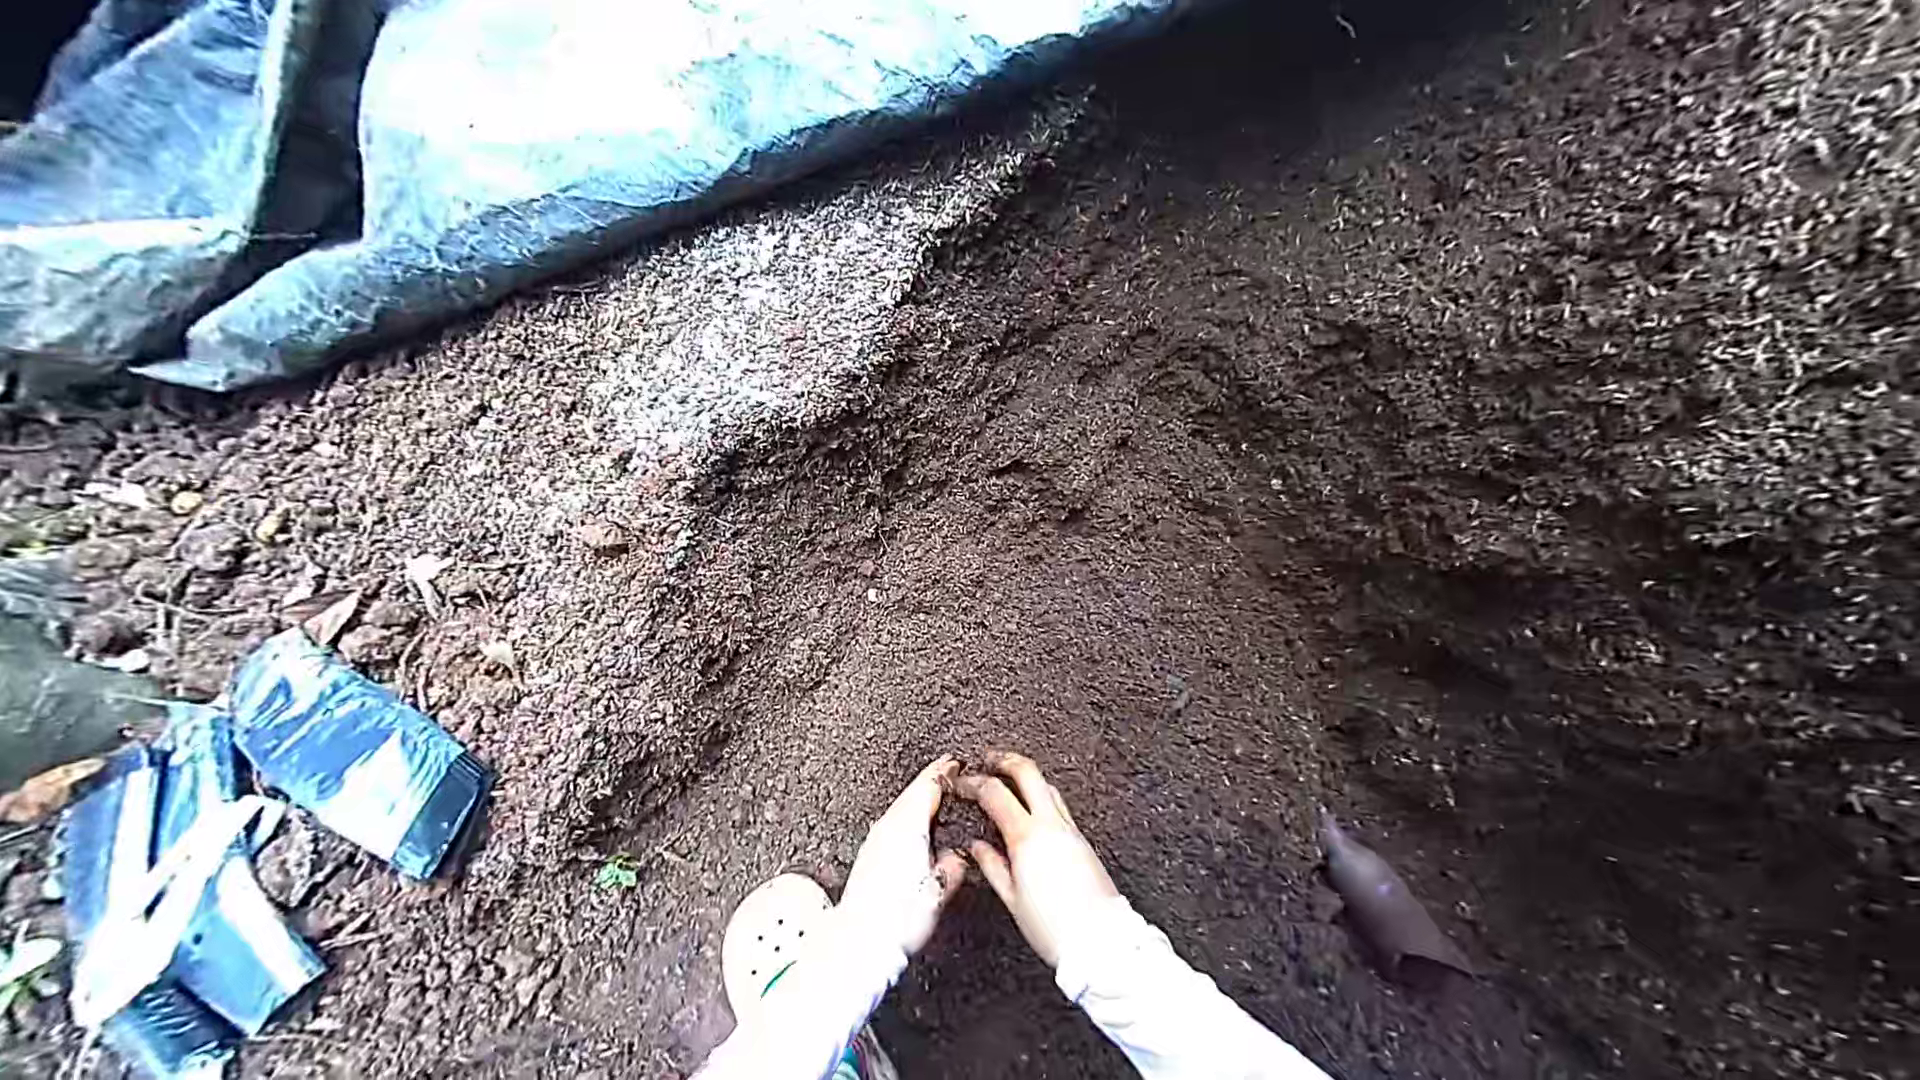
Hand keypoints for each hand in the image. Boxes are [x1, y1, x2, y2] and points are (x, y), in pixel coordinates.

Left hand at [839, 755, 968, 955]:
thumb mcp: (938, 891)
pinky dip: (907, 816)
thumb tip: (958, 857)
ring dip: (918, 799)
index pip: (927, 786)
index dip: (943, 771)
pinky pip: (892, 823)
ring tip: (935, 798)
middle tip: (949, 772)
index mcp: (906, 826)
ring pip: (901, 807)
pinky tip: (913, 830)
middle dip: (931, 781)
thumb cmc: (895, 921)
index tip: (955, 762)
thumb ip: (953, 867)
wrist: (857, 944)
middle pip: (912, 793)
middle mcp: (887, 827)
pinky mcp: (868, 855)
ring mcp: (875, 840)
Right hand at [956, 752, 1118, 966]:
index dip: (974, 782)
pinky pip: (1058, 805)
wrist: (1101, 942)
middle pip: (1027, 771)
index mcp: (1027, 838)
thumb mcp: (1011, 899)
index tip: (963, 783)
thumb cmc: (1056, 929)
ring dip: (1025, 775)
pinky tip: (1032, 808)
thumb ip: (992, 866)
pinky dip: (1041, 796)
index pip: (994, 792)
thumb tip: (978, 847)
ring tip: (1009, 778)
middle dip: (1004, 758)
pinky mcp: (1081, 840)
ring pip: (1046, 785)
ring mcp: (1069, 830)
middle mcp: (1050, 826)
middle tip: (988, 759)